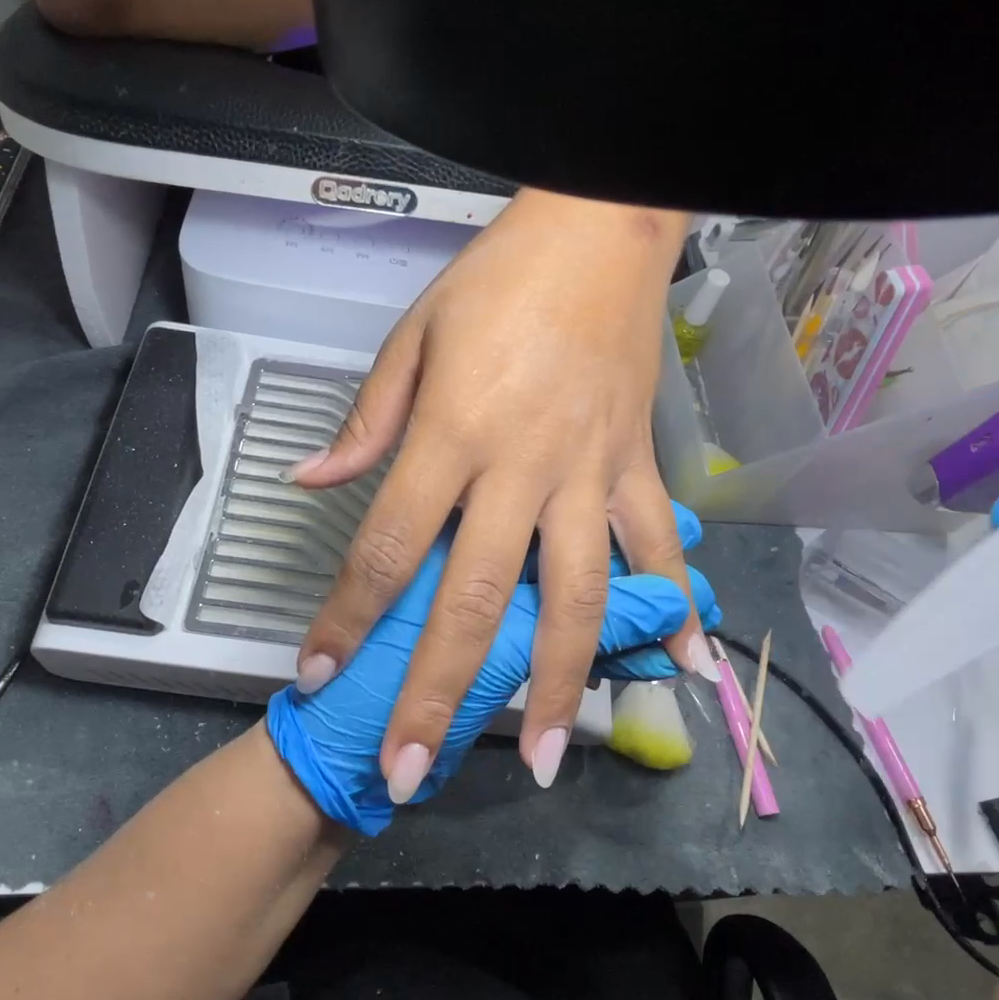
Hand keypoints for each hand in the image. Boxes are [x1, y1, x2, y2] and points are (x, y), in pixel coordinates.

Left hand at [288, 188, 712, 799]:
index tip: (318, 674)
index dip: (349, 616)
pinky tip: (686, 668)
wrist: (597, 228)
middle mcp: (520, 468)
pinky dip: (674, 606)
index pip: (387, 545)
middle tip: (408, 771)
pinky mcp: (639, 464)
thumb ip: (366, 420)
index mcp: (451, 434)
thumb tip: (311, 482)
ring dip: (562, 683)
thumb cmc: (493, 279)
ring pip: (576, 595)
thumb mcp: (411, 336)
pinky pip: (657, 544)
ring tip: (549, 760)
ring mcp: (589, 472)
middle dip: (439, 692)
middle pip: (475, 598)